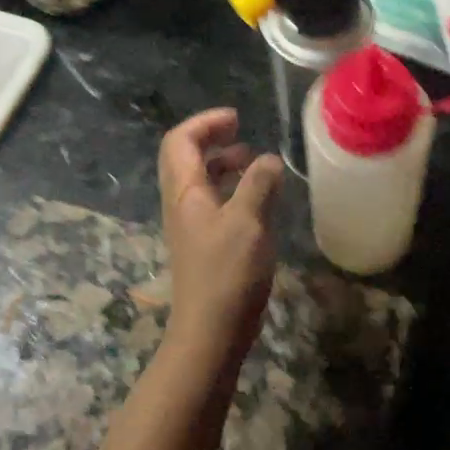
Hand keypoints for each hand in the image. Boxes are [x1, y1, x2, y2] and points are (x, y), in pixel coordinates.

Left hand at [157, 108, 283, 360]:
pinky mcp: (205, 245)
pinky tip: (257, 201)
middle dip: (211, 140)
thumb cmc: (227, 273)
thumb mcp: (248, 222)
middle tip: (242, 133)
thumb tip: (269, 160)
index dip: (205, 123)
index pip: (180, 142)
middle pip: (185, 159)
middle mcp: (182, 205)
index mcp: (185, 193)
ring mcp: (191, 227)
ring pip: (199, 182)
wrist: (211, 330)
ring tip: (252, 162)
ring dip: (222, 165)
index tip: (237, 119)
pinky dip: (232, 190)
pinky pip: (212, 204)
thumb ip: (259, 185)